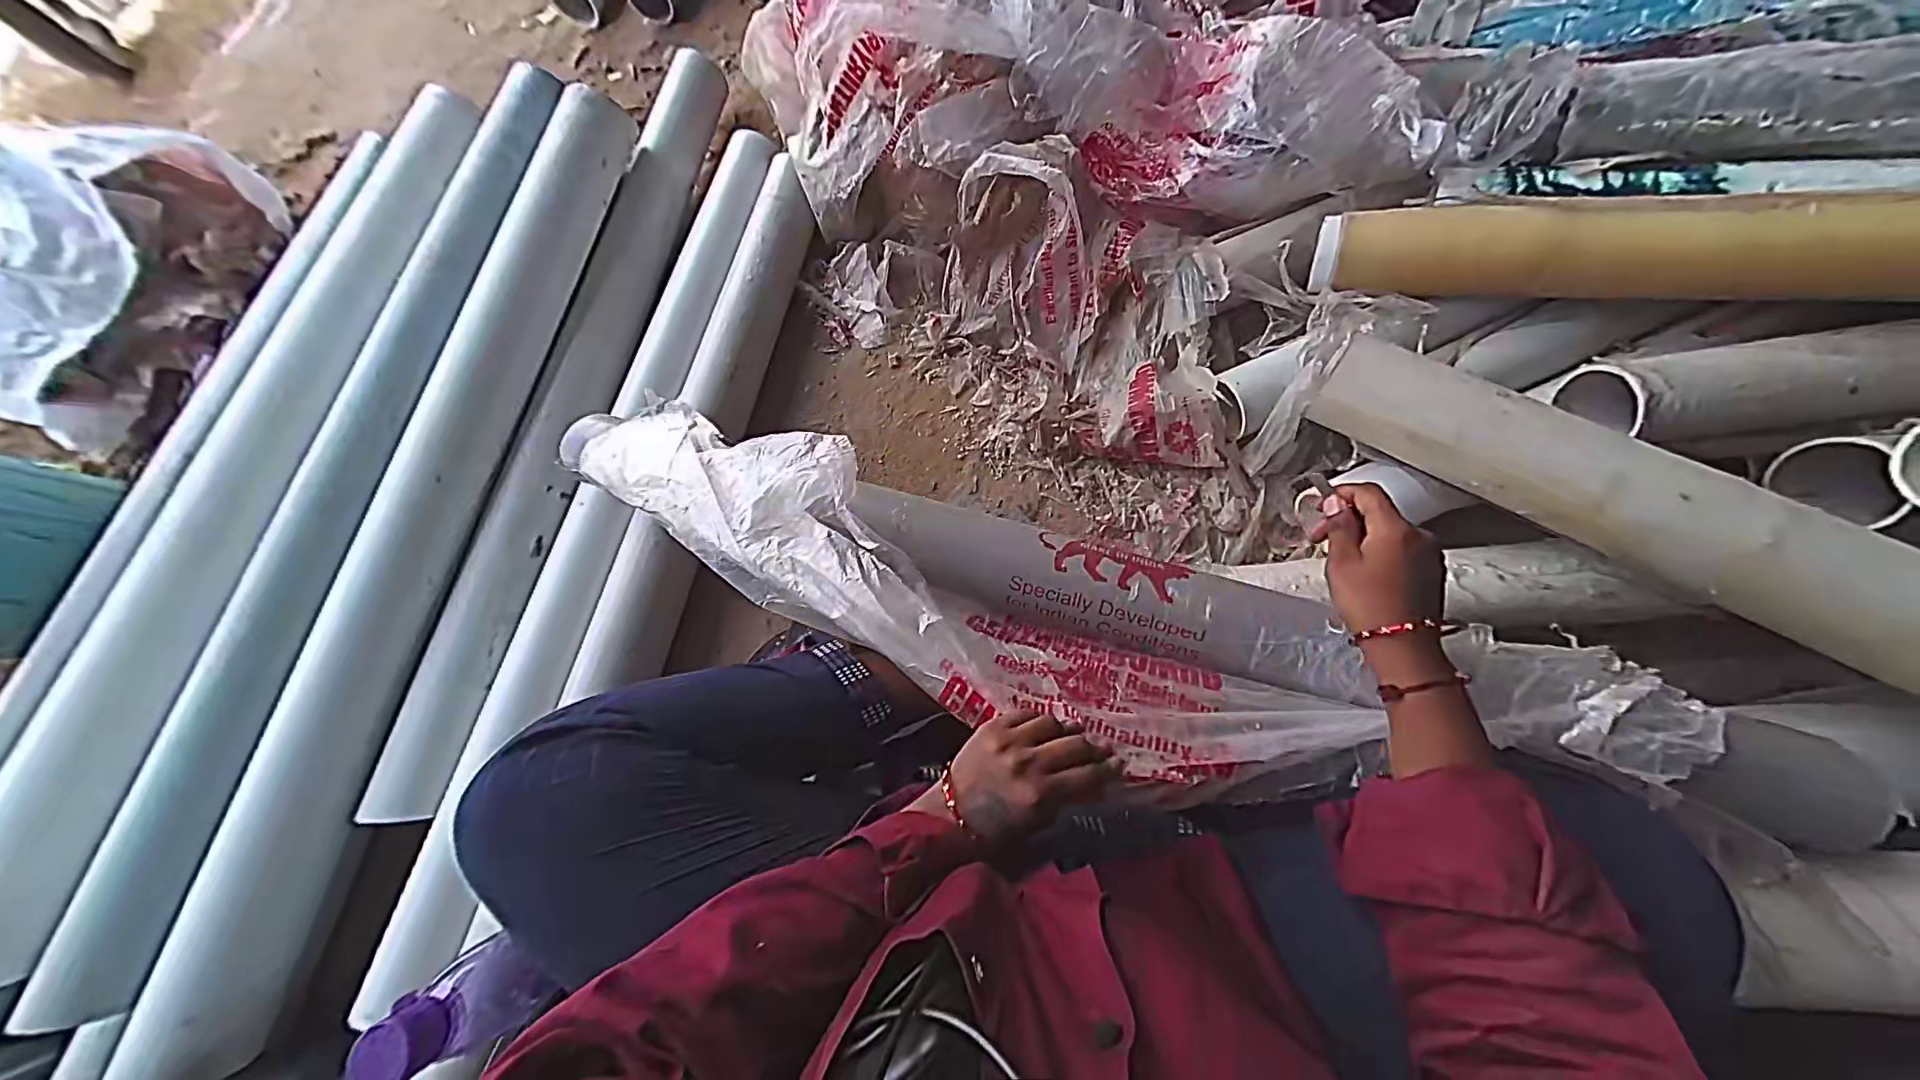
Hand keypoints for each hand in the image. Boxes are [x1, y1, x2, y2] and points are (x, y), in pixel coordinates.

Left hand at [908, 709, 1116, 842]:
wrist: (950, 813)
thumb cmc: (996, 827)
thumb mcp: (1038, 822)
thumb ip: (1067, 799)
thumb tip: (1097, 783)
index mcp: (1040, 794)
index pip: (1087, 776)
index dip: (1108, 769)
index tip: (1119, 763)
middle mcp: (1027, 763)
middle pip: (1075, 746)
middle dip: (1095, 747)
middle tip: (1104, 746)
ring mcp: (1008, 741)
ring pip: (1053, 724)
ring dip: (1067, 729)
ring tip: (1074, 733)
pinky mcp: (992, 727)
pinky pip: (1026, 714)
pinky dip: (1039, 720)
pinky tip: (1045, 726)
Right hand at [1307, 482, 1444, 635]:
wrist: (1402, 644)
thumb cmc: (1370, 606)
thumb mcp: (1341, 562)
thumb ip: (1339, 527)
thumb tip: (1337, 505)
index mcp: (1395, 529)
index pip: (1369, 493)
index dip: (1343, 493)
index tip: (1326, 502)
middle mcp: (1419, 535)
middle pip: (1380, 512)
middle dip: (1350, 519)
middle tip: (1323, 536)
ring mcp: (1428, 553)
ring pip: (1391, 531)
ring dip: (1365, 536)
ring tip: (1342, 559)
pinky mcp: (1430, 570)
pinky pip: (1402, 548)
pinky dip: (1381, 550)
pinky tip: (1365, 571)